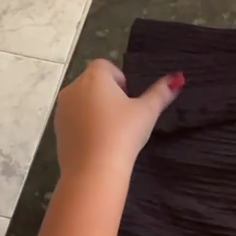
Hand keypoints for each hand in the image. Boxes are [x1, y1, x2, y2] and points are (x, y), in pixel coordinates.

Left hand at [53, 60, 181, 180]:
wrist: (94, 169)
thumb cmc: (123, 134)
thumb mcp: (147, 112)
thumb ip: (161, 92)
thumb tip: (178, 77)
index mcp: (95, 77)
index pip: (106, 66)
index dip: (119, 80)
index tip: (128, 100)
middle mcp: (74, 87)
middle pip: (92, 82)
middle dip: (107, 94)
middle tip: (123, 117)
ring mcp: (62, 108)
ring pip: (81, 100)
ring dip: (94, 108)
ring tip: (110, 131)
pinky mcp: (57, 128)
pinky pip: (73, 118)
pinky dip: (83, 124)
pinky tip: (97, 142)